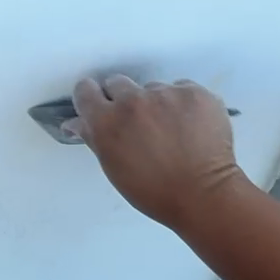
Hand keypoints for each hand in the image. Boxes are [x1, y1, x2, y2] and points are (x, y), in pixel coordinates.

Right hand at [67, 75, 248, 228]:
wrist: (204, 196)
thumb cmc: (155, 191)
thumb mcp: (114, 167)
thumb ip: (94, 137)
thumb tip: (75, 123)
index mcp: (106, 121)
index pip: (85, 90)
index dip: (92, 98)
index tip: (101, 106)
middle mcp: (133, 101)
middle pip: (118, 83)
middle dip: (124, 99)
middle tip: (138, 123)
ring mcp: (166, 94)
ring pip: (153, 88)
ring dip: (157, 103)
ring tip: (171, 131)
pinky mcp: (194, 93)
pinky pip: (182, 89)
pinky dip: (184, 104)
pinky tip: (190, 127)